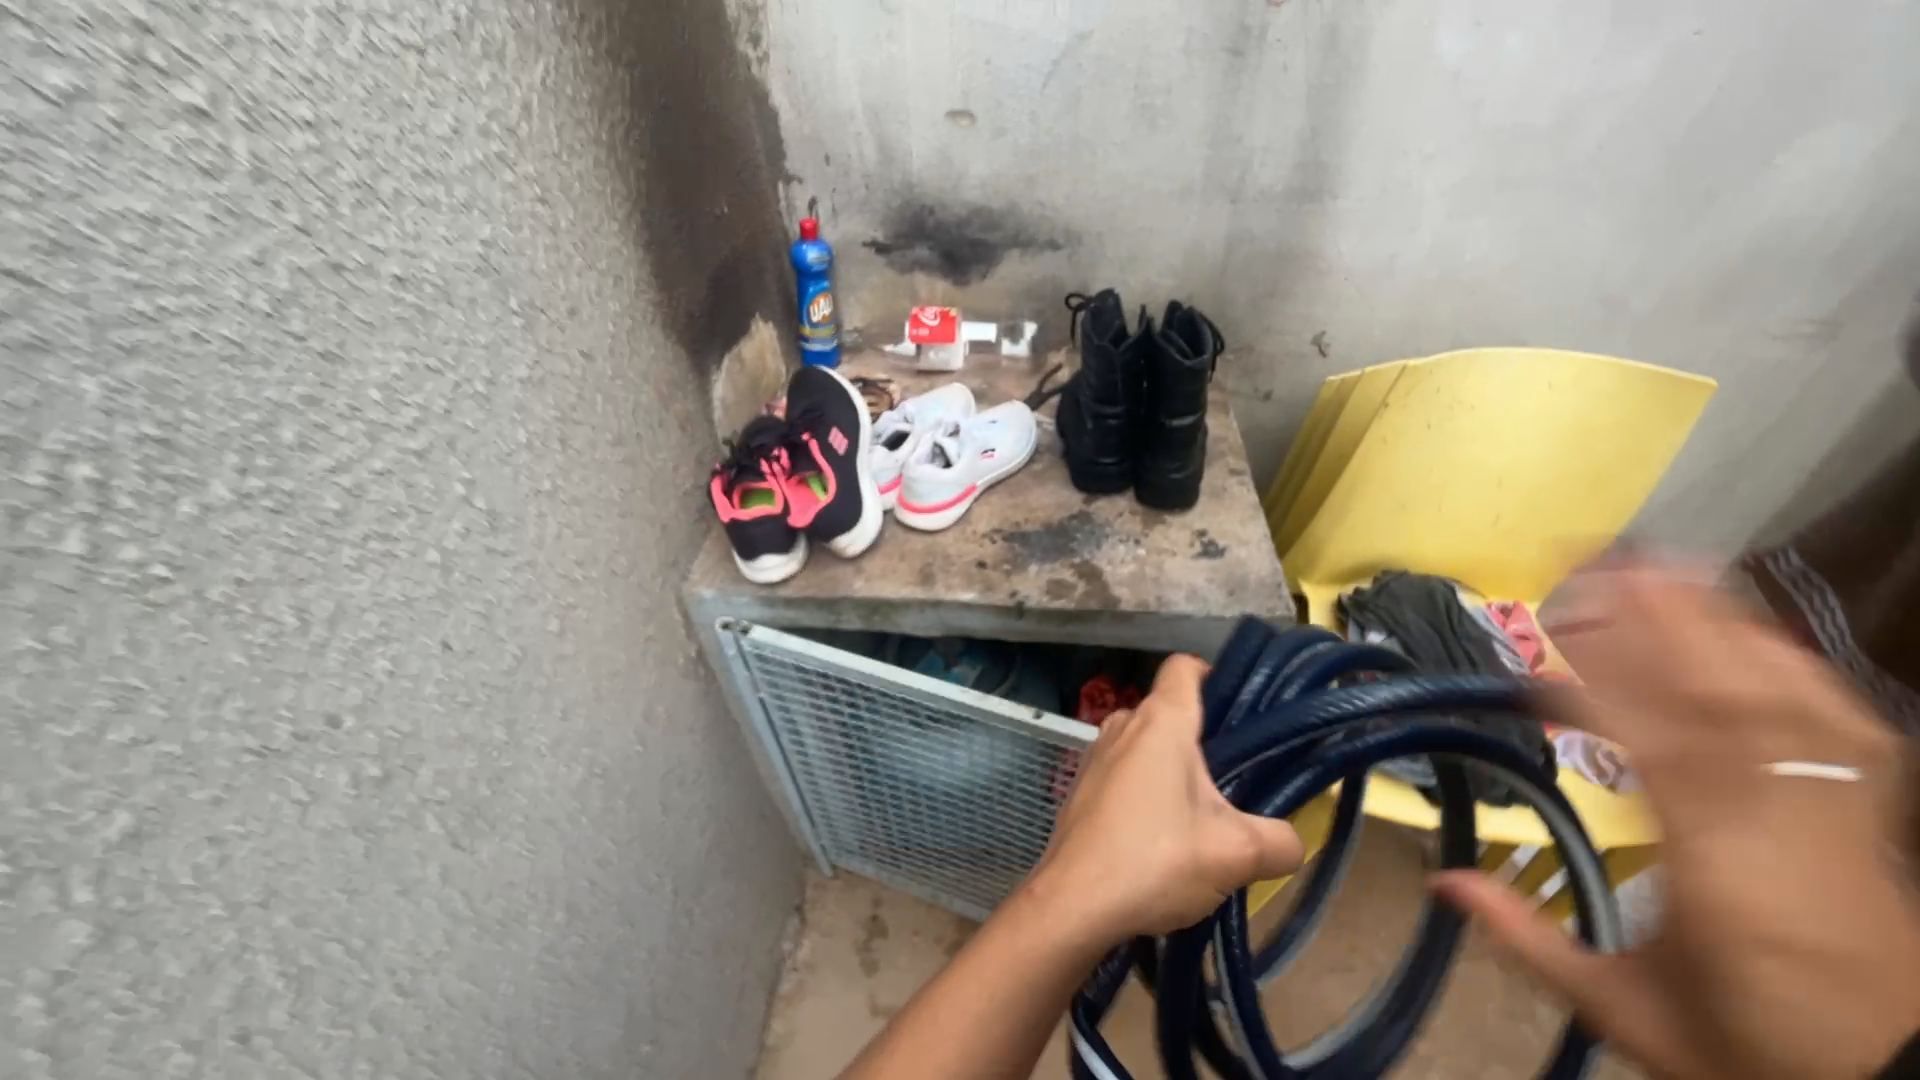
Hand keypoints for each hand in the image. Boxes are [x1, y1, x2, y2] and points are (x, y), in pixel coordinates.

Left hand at [1022, 654, 1304, 945]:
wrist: (1072, 903)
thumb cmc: (1154, 860)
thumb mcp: (1237, 855)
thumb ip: (1281, 841)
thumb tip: (1291, 842)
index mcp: (1160, 721)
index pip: (1185, 667)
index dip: (1215, 676)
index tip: (1242, 713)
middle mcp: (1122, 725)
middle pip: (1170, 712)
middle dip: (1204, 741)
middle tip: (1237, 783)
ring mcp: (1095, 755)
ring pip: (1147, 747)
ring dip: (1174, 773)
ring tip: (1202, 819)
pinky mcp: (1081, 788)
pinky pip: (1124, 773)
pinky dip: (1146, 793)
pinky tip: (1160, 839)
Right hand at [1433, 566, 1919, 1079]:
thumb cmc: (1755, 1055)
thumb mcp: (1630, 1016)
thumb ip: (1532, 941)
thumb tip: (1442, 878)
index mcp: (1727, 880)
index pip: (1662, 753)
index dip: (1598, 691)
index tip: (1533, 664)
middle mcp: (1793, 832)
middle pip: (1736, 703)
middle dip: (1666, 622)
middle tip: (1597, 562)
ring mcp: (1846, 821)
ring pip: (1791, 701)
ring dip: (1722, 626)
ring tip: (1658, 572)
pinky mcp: (1872, 820)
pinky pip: (1840, 725)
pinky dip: (1792, 667)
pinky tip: (1745, 634)